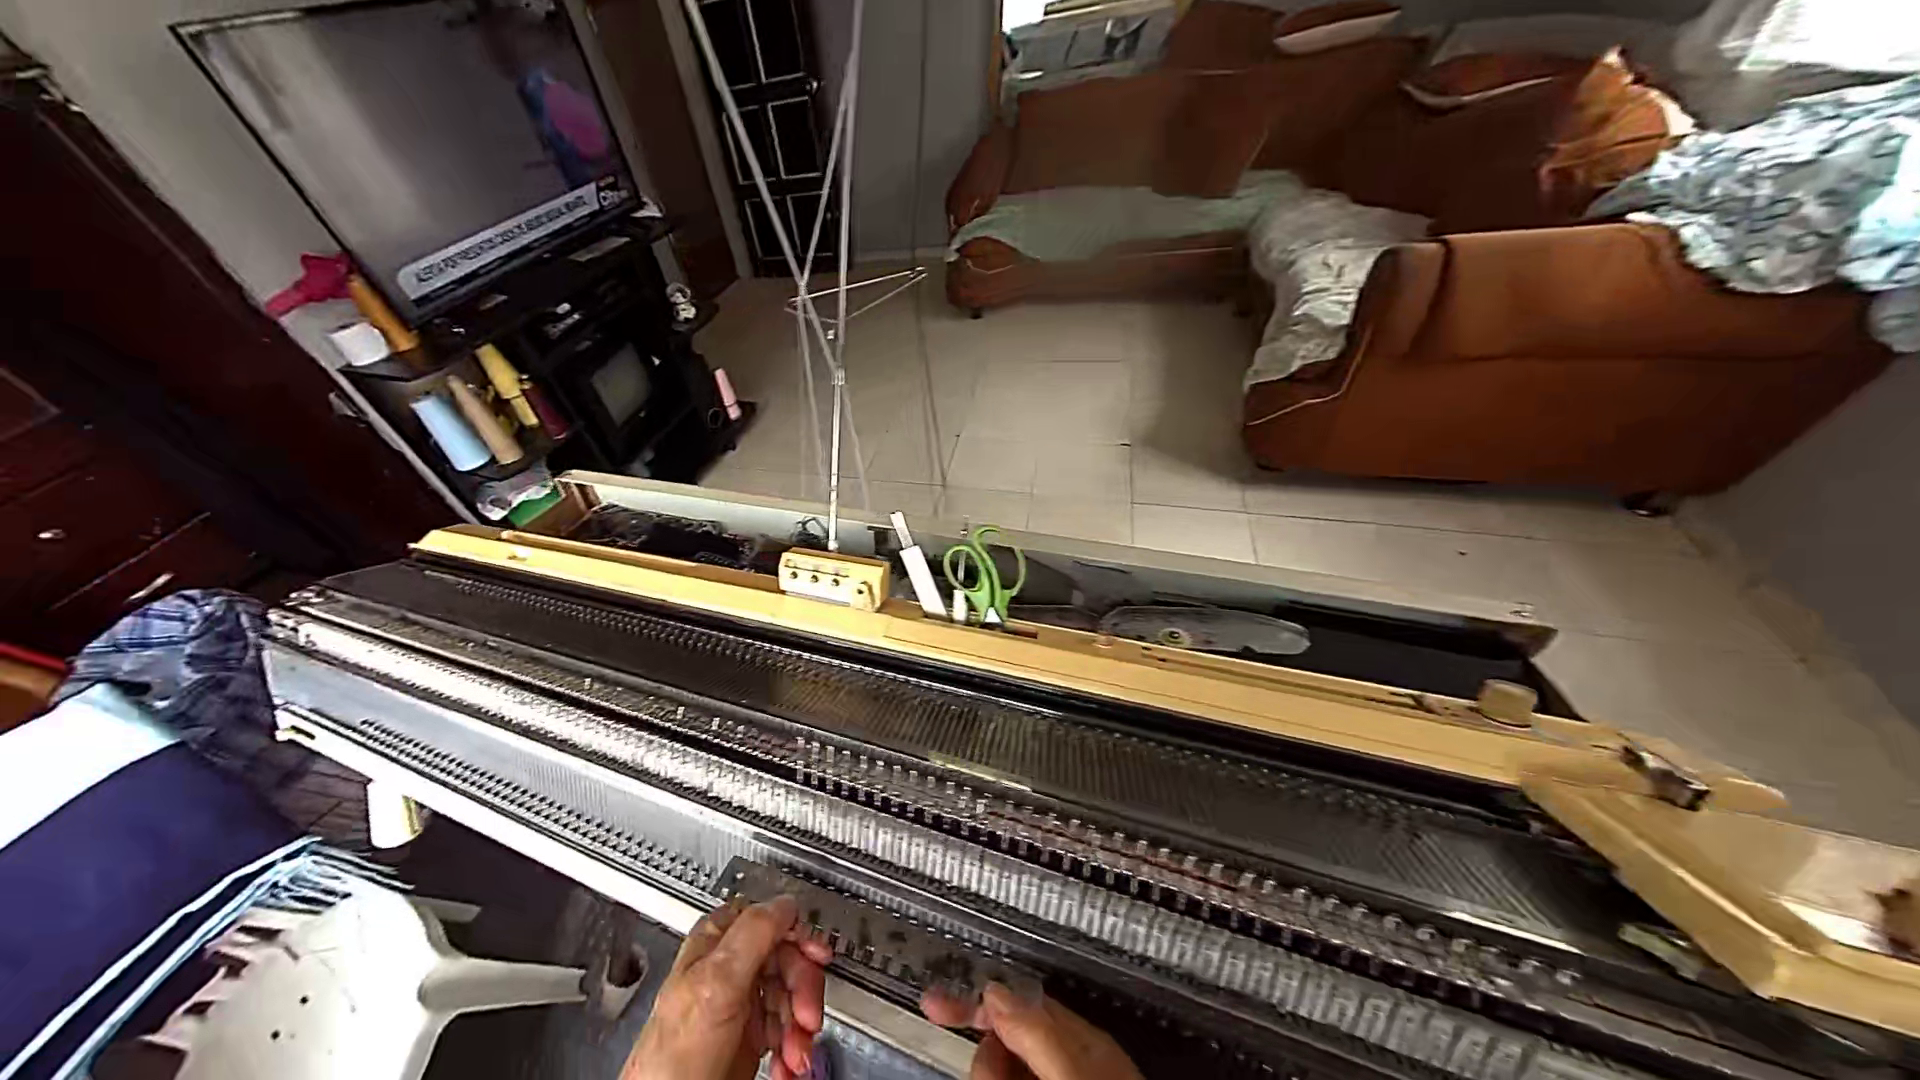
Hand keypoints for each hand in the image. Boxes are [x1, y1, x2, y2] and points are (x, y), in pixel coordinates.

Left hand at [621, 896, 831, 1079]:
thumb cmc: (671, 1065)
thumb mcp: (716, 985)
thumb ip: (753, 935)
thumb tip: (785, 903)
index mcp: (717, 944)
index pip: (772, 920)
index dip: (798, 938)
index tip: (817, 958)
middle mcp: (730, 969)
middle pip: (788, 960)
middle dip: (802, 993)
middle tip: (806, 1019)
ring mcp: (741, 1004)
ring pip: (792, 998)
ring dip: (800, 1029)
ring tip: (794, 1055)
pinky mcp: (750, 1038)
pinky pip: (787, 1030)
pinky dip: (793, 1049)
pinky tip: (786, 1066)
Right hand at [922, 982, 1143, 1079]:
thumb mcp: (1075, 1078)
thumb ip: (1037, 1033)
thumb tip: (996, 990)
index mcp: (1077, 1041)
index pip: (1018, 1001)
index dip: (974, 1001)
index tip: (934, 1006)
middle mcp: (1064, 1064)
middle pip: (1001, 1044)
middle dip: (987, 1065)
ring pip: (999, 1074)